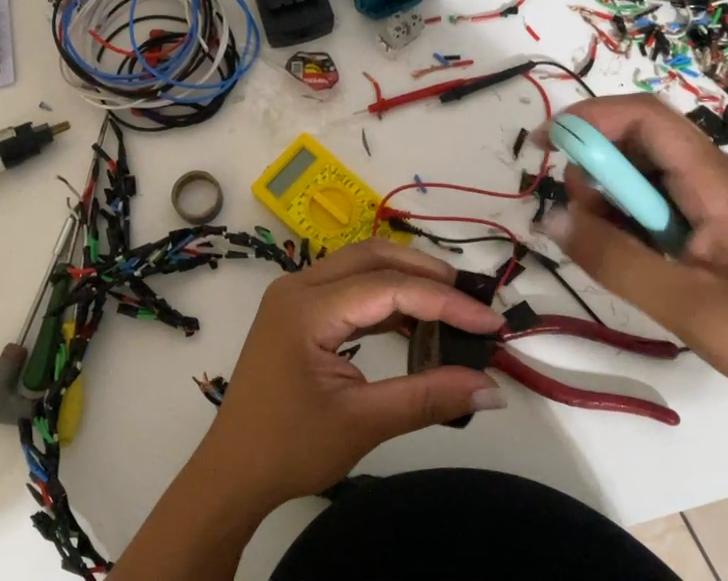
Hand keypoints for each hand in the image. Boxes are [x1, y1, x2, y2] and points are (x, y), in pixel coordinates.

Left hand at [195, 240, 507, 508]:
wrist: (234, 468)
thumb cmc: (290, 446)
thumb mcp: (363, 422)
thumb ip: (427, 397)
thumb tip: (490, 387)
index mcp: (307, 307)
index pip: (388, 287)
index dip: (445, 302)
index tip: (493, 322)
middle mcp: (298, 287)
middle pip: (372, 258)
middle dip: (426, 273)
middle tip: (474, 302)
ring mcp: (294, 297)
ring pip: (359, 268)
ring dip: (406, 280)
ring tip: (454, 308)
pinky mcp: (298, 313)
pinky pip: (347, 289)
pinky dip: (384, 297)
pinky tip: (416, 321)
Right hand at [545, 94, 727, 414]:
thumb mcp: (687, 306)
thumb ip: (614, 259)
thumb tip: (551, 218)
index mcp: (720, 184)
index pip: (646, 118)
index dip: (589, 118)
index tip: (545, 145)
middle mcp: (725, 176)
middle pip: (642, 143)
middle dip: (597, 173)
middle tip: (584, 226)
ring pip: (652, 173)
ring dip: (616, 201)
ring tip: (617, 254)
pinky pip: (670, 199)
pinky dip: (639, 219)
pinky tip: (645, 261)